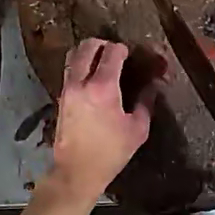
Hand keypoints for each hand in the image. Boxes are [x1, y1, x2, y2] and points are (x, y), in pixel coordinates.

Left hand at [51, 39, 151, 199]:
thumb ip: (146, 102)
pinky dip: (79, 66)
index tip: (129, 53)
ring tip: (99, 59)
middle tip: (113, 51)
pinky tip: (90, 76)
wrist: (77, 171)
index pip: (111, 53)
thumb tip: (153, 86)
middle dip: (101, 44)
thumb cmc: (111, 152)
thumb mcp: (137, 129)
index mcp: (103, 87)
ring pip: (72, 57)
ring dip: (86, 52)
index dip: (122, 49)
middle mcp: (81, 83)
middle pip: (86, 47)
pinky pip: (69, 72)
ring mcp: (67, 90)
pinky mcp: (61, 99)